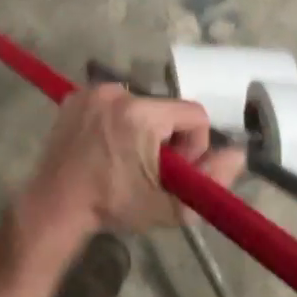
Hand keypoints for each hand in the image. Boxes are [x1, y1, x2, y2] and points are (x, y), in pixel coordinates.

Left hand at [22, 84, 246, 233]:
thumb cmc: (114, 204)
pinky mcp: (71, 98)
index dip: (195, 144)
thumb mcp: (174, 204)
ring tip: (127, 160)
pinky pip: (111, 104)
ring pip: (138, 105)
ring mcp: (88, 92)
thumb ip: (214, 178)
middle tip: (151, 168)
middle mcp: (113, 92)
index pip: (194, 114)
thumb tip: (238, 153)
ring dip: (143, 129)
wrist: (58, 202)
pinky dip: (117, 121)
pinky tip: (107, 148)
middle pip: (165, 108)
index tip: (177, 169)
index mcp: (139, 113)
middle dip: (168, 137)